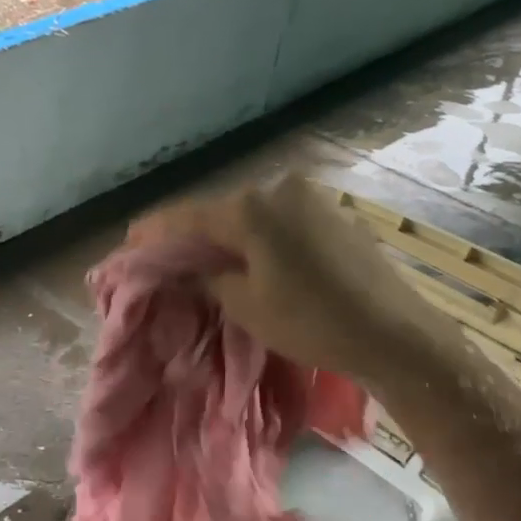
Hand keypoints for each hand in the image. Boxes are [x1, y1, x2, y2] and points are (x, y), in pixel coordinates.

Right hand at [129, 175, 453, 382]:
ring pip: (251, 216)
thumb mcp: (246, 306)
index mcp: (251, 208)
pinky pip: (279, 221)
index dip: (154, 231)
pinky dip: (257, 238)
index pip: (187, 216)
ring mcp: (310, 197)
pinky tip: (248, 259)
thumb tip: (189, 270)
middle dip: (191, 236)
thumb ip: (209, 278)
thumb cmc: (311, 322)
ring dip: (226, 238)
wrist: (392, 332)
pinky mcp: (332, 213)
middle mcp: (279, 188)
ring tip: (204, 263)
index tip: (129, 242)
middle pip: (220, 211)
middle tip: (165, 259)